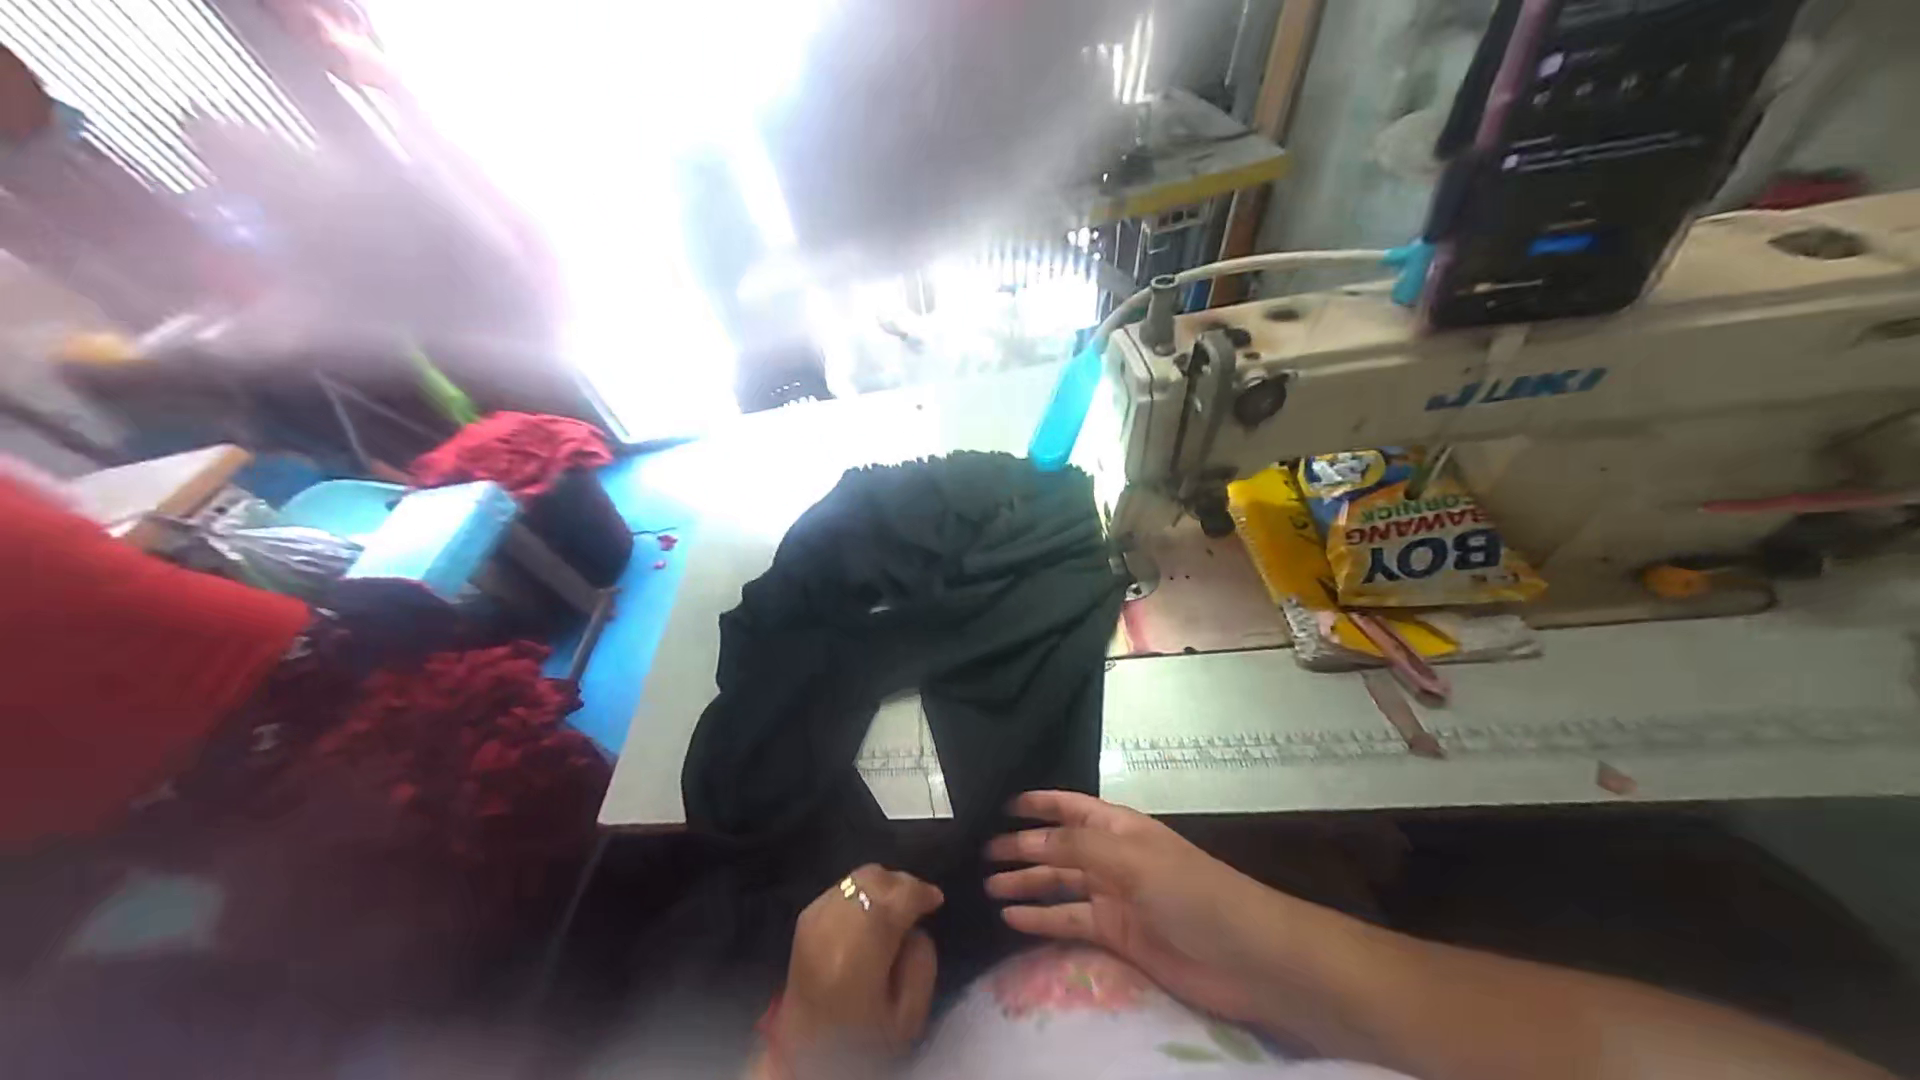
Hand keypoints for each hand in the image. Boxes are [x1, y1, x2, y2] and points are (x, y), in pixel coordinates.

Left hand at [761, 865, 943, 1079]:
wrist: (805, 1053)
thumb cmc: (861, 1041)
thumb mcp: (907, 1019)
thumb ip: (922, 965)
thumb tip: (915, 928)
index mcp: (857, 954)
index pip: (896, 898)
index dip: (921, 892)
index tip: (936, 900)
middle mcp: (832, 925)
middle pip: (875, 879)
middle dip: (902, 884)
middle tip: (918, 902)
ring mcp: (814, 918)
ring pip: (857, 878)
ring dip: (882, 885)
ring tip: (896, 906)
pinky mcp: (804, 918)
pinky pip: (841, 887)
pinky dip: (861, 891)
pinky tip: (870, 912)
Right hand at [986, 790, 1319, 1025]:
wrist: (1247, 957)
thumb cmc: (1191, 892)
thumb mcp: (1132, 860)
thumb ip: (1078, 849)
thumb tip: (1031, 838)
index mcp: (1120, 828)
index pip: (1072, 807)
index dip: (1040, 803)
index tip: (1004, 805)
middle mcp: (1113, 858)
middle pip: (1059, 849)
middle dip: (1024, 848)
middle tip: (984, 854)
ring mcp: (1115, 897)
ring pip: (1060, 885)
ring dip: (1027, 884)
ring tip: (989, 887)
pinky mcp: (1117, 935)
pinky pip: (1070, 922)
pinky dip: (1042, 920)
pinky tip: (1013, 919)